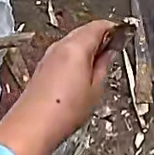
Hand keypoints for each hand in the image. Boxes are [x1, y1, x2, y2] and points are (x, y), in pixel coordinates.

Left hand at [0, 19, 117, 154]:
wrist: (31, 128)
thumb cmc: (62, 112)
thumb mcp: (95, 89)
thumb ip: (104, 65)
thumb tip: (110, 53)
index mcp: (76, 46)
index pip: (99, 26)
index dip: (113, 29)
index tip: (122, 36)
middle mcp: (60, 46)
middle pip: (85, 31)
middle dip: (100, 37)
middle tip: (114, 50)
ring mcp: (49, 55)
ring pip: (73, 42)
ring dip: (87, 48)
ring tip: (99, 65)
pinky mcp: (42, 66)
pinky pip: (63, 53)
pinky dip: (75, 57)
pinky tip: (81, 74)